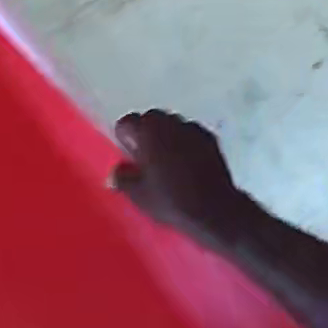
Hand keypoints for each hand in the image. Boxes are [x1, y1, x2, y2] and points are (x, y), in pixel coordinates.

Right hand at [109, 110, 253, 244]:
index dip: (124, 139)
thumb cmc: (170, 199)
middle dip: (145, 135)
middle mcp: (170, 120)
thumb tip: (114, 173)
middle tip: (145, 161)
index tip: (129, 158)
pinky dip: (185, 143)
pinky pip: (189, 134)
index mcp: (148, 130)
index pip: (127, 123)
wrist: (214, 208)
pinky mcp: (209, 136)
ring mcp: (192, 126)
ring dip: (166, 137)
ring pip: (171, 125)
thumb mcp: (138, 195)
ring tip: (167, 164)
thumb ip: (122, 178)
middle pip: (150, 119)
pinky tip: (187, 166)